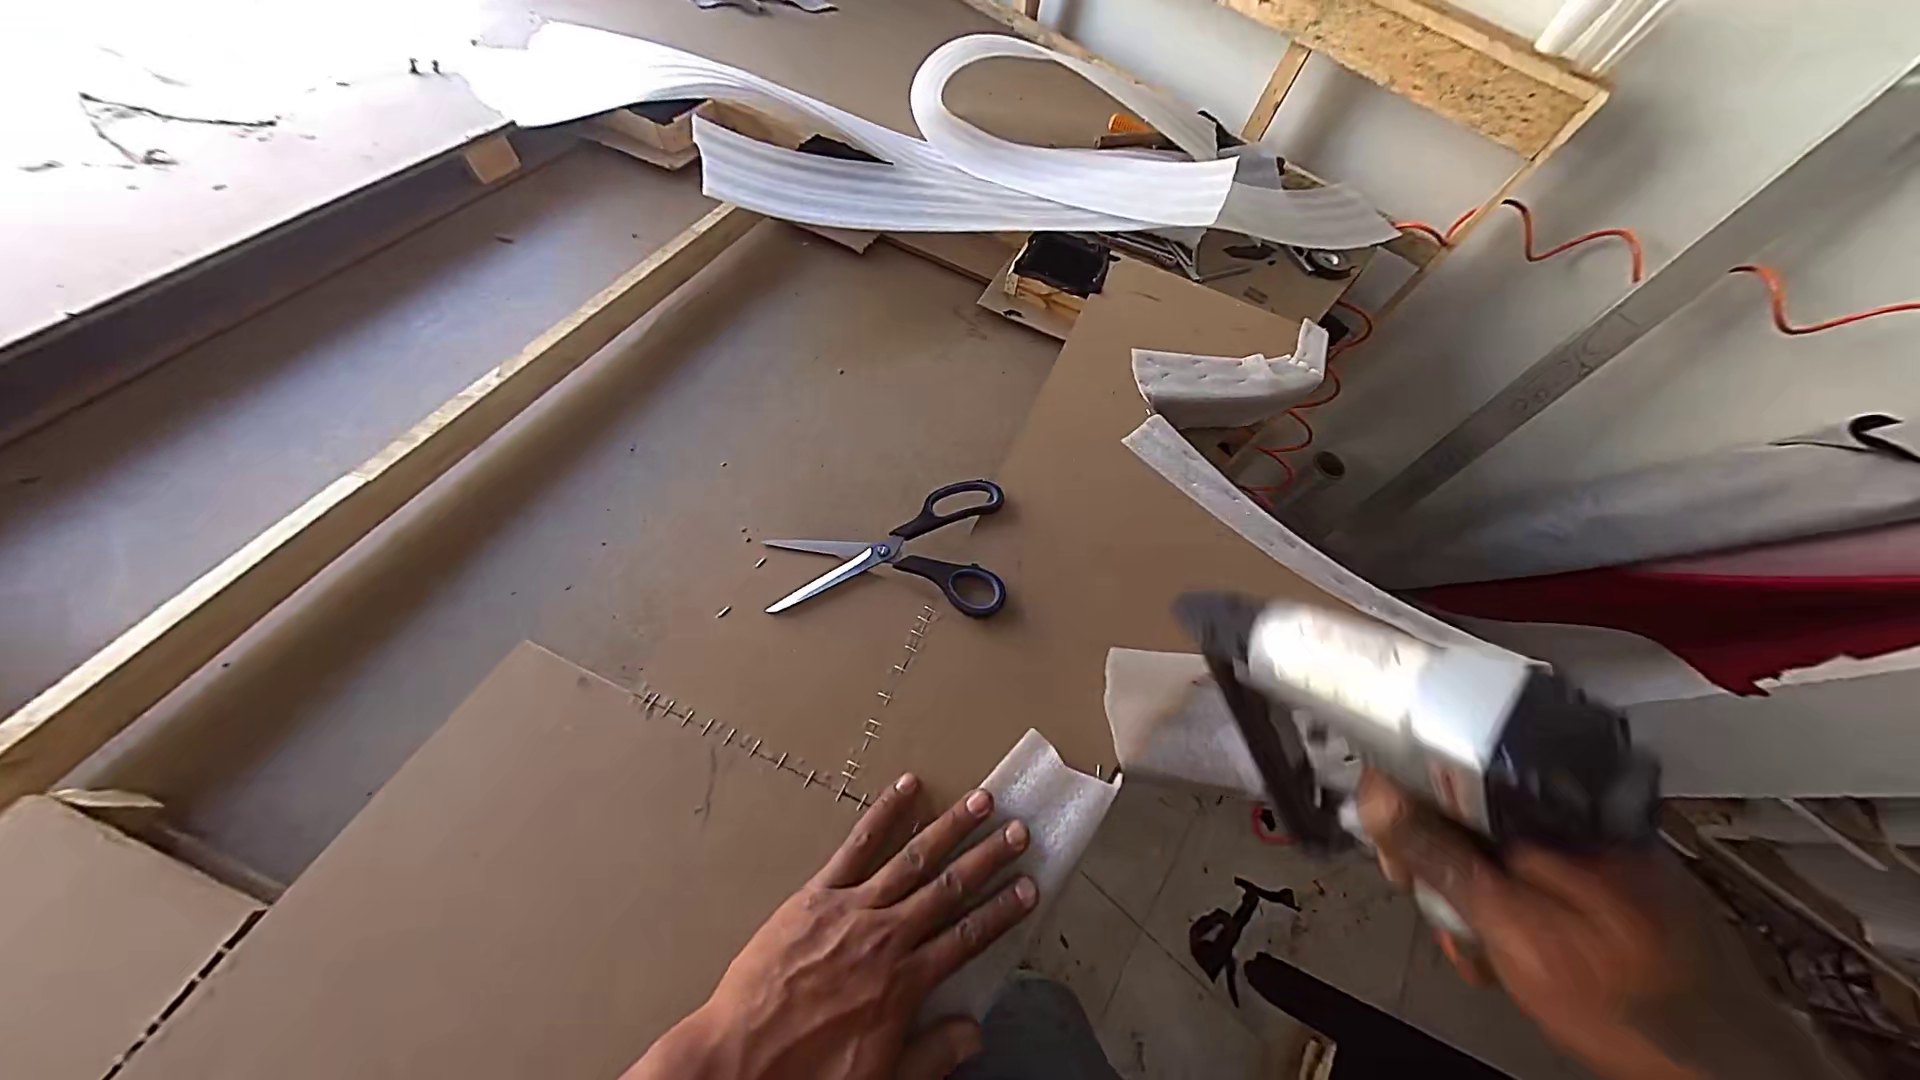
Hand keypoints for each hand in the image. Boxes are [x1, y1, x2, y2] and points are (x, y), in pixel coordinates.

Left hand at [626, 773, 1037, 1079]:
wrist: (733, 1062)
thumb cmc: (805, 1074)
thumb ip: (931, 1054)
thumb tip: (975, 1029)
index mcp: (904, 982)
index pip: (968, 937)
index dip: (1002, 911)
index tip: (1028, 888)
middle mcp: (887, 936)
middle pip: (950, 888)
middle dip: (988, 858)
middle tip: (1018, 832)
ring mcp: (853, 907)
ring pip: (914, 859)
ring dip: (951, 828)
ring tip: (979, 801)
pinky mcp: (819, 892)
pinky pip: (858, 845)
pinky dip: (885, 814)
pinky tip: (907, 788)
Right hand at [1355, 770, 1847, 1079]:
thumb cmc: (1628, 1005)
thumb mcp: (1516, 930)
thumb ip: (1444, 860)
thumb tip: (1376, 797)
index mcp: (1553, 815)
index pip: (1445, 775)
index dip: (1402, 811)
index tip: (1393, 860)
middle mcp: (1572, 821)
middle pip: (1463, 812)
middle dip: (1433, 862)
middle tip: (1432, 909)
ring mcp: (1591, 853)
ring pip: (1488, 848)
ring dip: (1463, 893)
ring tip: (1474, 944)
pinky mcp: (1601, 884)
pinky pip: (1523, 874)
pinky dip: (1501, 907)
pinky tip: (1502, 946)